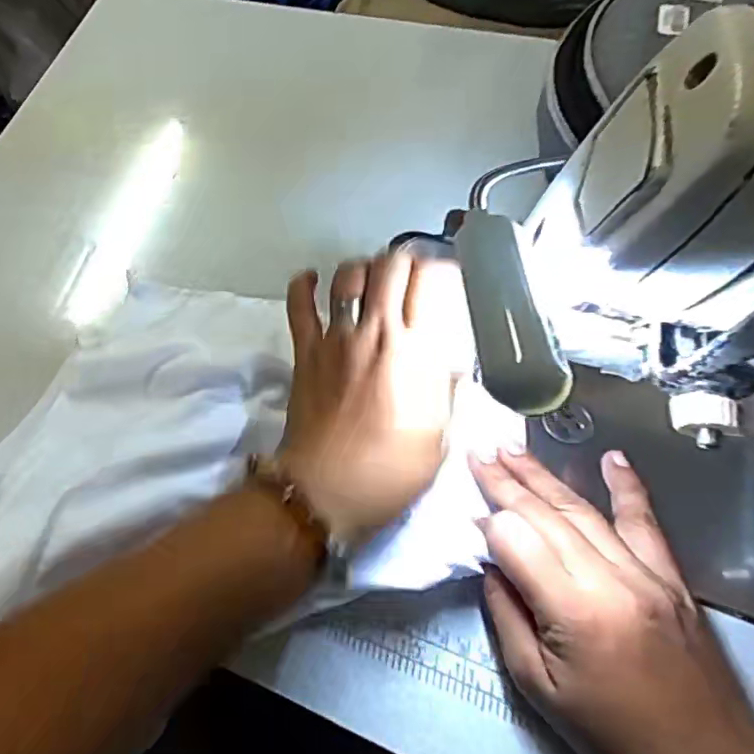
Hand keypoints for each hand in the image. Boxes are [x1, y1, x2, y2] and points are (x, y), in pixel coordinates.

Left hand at [280, 252, 459, 545]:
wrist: (325, 491)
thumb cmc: (389, 470)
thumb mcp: (438, 439)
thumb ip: (448, 395)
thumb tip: (453, 367)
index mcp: (415, 352)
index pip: (429, 283)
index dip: (440, 268)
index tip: (446, 275)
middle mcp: (376, 332)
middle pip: (389, 268)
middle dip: (403, 261)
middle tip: (409, 274)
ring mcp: (336, 338)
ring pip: (348, 278)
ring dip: (362, 268)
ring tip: (370, 277)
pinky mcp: (305, 350)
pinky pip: (299, 306)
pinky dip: (303, 285)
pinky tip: (310, 277)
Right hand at [472, 449, 753, 753]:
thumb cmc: (612, 733)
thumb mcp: (540, 687)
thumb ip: (508, 618)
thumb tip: (493, 565)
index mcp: (574, 612)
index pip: (518, 541)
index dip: (490, 526)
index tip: (471, 516)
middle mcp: (611, 580)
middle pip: (547, 515)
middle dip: (507, 481)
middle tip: (481, 453)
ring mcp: (646, 573)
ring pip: (585, 510)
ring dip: (545, 477)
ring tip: (514, 450)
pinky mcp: (671, 576)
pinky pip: (645, 521)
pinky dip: (627, 487)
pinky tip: (612, 458)